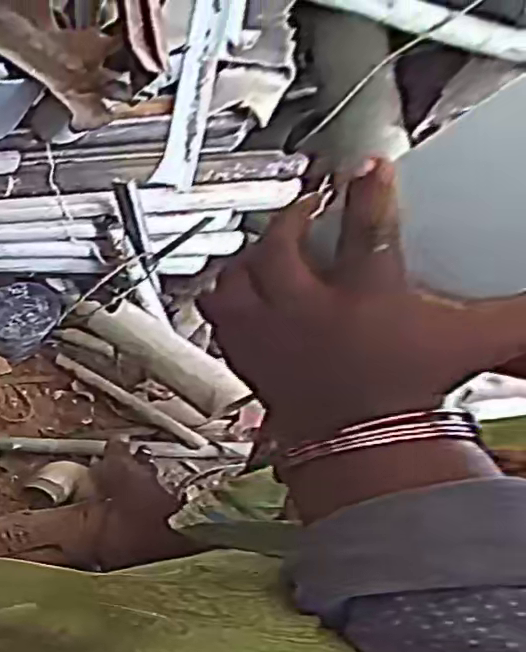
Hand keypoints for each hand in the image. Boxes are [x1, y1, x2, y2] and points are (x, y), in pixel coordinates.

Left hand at [199, 158, 525, 446]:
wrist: (354, 428)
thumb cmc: (412, 382)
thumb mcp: (494, 332)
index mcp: (363, 296)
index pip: (365, 230)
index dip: (368, 194)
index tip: (366, 168)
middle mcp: (300, 310)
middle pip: (276, 251)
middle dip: (288, 219)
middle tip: (304, 204)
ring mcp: (261, 331)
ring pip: (231, 280)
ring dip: (245, 257)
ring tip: (262, 244)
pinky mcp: (238, 349)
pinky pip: (213, 312)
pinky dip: (221, 292)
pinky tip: (234, 284)